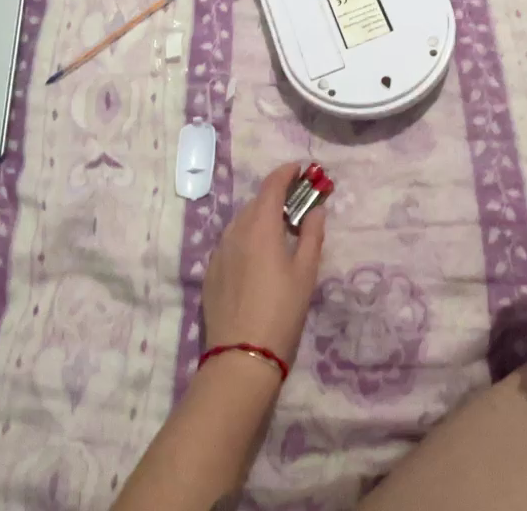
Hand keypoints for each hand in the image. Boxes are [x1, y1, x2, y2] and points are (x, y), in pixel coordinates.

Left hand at [201, 162, 327, 368]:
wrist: (241, 356)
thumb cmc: (281, 311)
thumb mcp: (306, 272)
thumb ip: (312, 235)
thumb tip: (316, 210)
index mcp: (260, 225)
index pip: (272, 184)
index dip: (287, 172)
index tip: (302, 170)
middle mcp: (234, 231)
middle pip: (256, 202)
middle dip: (277, 197)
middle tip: (299, 205)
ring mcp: (218, 252)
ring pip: (241, 223)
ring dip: (261, 218)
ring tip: (281, 232)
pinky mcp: (210, 273)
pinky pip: (231, 244)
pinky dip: (247, 239)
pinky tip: (259, 259)